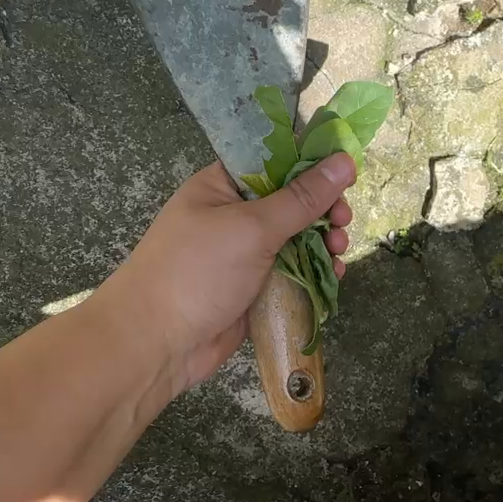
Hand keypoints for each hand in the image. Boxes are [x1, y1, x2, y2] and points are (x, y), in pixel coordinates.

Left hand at [92, 153, 354, 389]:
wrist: (156, 343)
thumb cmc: (197, 271)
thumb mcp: (253, 228)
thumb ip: (303, 198)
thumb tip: (345, 160)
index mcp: (225, 185)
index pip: (276, 159)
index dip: (313, 163)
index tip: (346, 173)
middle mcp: (236, 214)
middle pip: (295, 200)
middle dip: (325, 209)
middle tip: (343, 222)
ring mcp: (247, 252)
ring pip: (300, 237)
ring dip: (325, 241)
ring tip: (338, 253)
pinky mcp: (257, 285)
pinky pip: (296, 269)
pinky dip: (316, 270)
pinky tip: (333, 275)